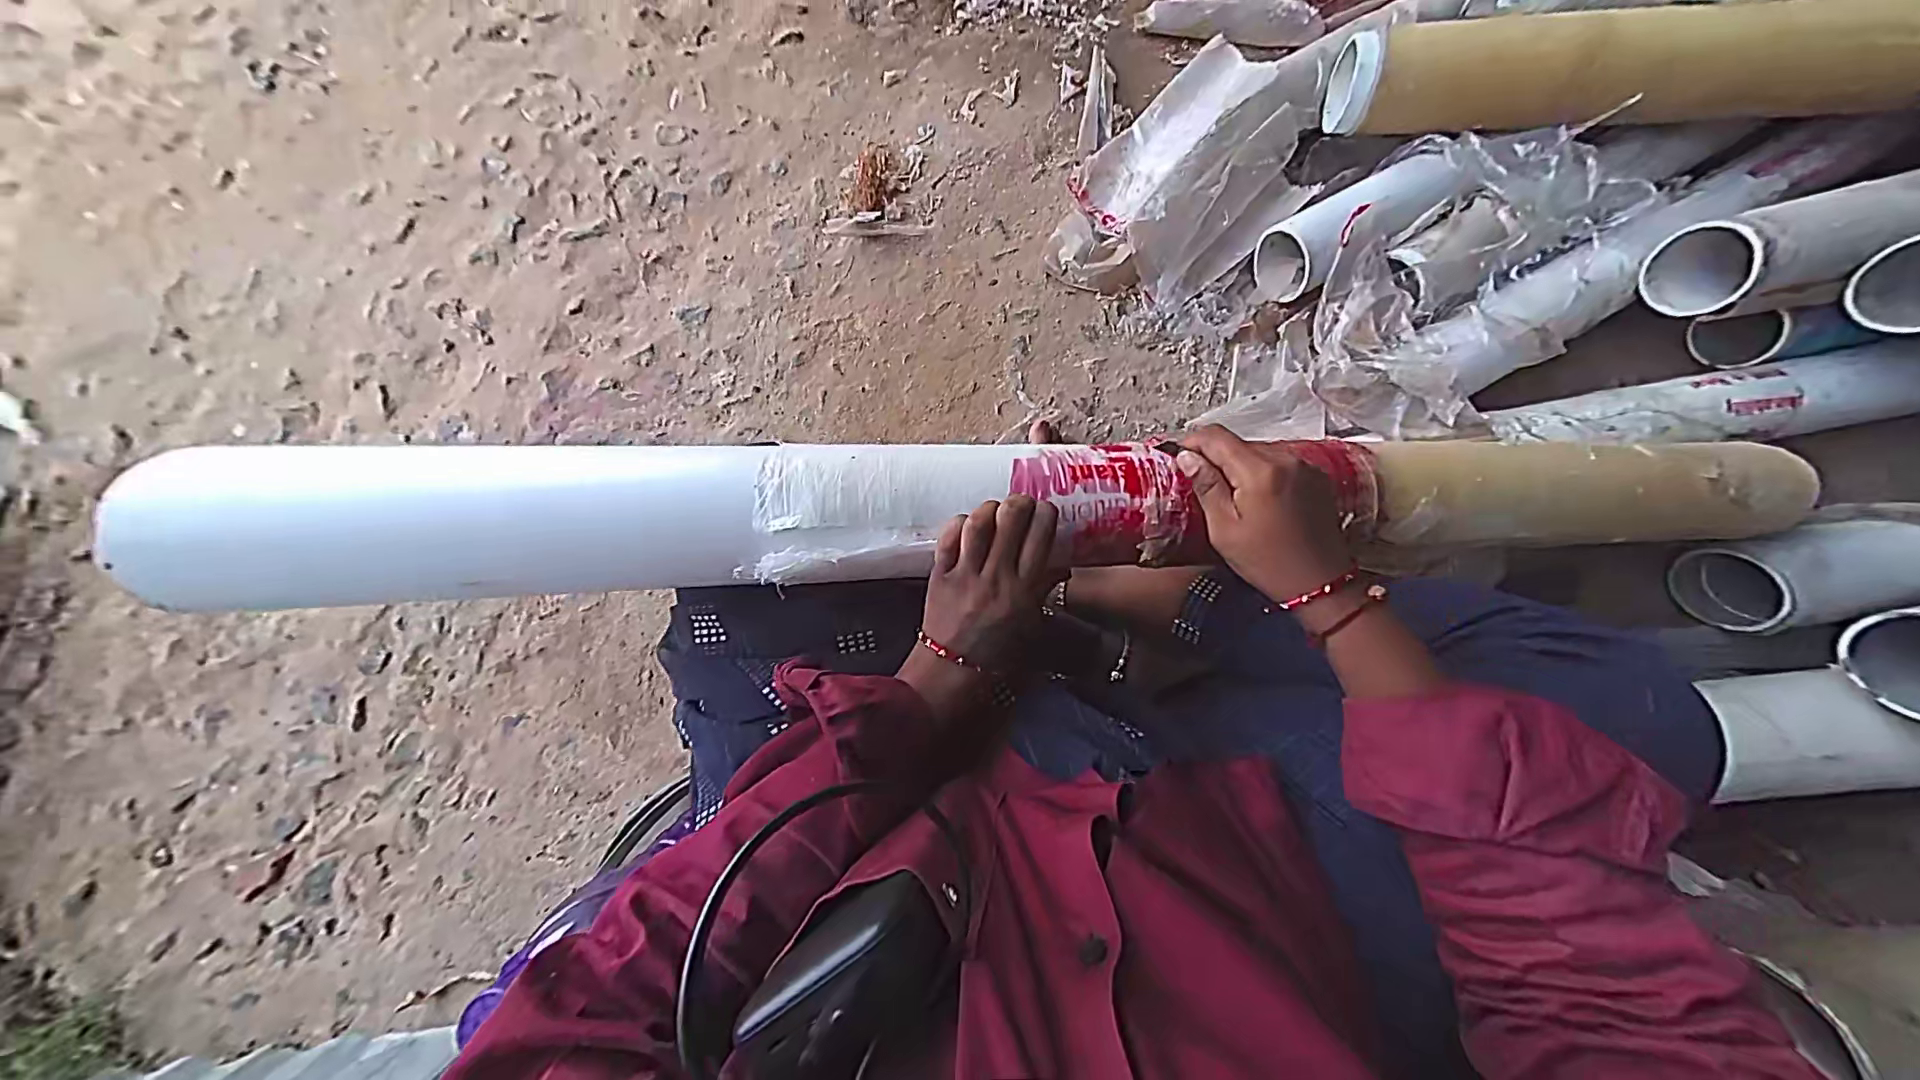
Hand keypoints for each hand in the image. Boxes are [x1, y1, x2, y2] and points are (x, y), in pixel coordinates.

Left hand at [897, 496, 1058, 722]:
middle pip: (1011, 520)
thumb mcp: (1030, 624)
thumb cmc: (996, 652)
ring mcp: (966, 575)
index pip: (1040, 537)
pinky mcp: (939, 575)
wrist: (952, 671)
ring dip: (989, 508)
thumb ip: (1043, 591)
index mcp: (1024, 591)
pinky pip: (948, 538)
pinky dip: (959, 524)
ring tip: (994, 510)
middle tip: (1021, 504)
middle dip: (1020, 503)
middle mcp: (996, 578)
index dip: (1045, 514)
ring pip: (978, 524)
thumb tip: (1059, 565)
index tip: (1045, 511)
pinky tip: (967, 525)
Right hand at [1174, 425, 1353, 605]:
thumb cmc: (1269, 563)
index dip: (1192, 442)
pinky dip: (1261, 473)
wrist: (1319, 583)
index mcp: (1260, 472)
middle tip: (1201, 486)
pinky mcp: (1315, 475)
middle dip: (1215, 458)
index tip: (1179, 457)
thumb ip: (1206, 487)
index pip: (1216, 436)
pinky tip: (1257, 500)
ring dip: (1238, 466)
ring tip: (1231, 498)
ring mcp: (1305, 466)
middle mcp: (1286, 460)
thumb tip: (1187, 457)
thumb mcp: (1224, 529)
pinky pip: (1278, 462)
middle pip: (1238, 443)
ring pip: (1257, 451)